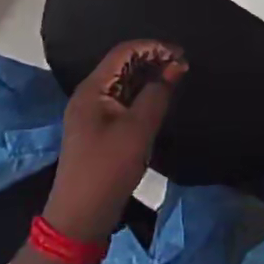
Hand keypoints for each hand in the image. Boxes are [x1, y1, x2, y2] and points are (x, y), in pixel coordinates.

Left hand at [45, 39, 186, 243]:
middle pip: (122, 65)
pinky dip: (142, 97)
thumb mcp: (138, 129)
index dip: (152, 48)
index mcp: (92, 89)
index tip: (181, 54)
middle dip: (152, 61)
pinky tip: (160, 101)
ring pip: (123, 84)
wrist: (81, 216)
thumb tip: (176, 66)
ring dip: (148, 78)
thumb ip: (157, 94)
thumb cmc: (108, 169)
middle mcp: (89, 95)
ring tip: (176, 79)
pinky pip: (122, 102)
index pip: (122, 52)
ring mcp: (93, 114)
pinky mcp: (99, 131)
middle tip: (182, 66)